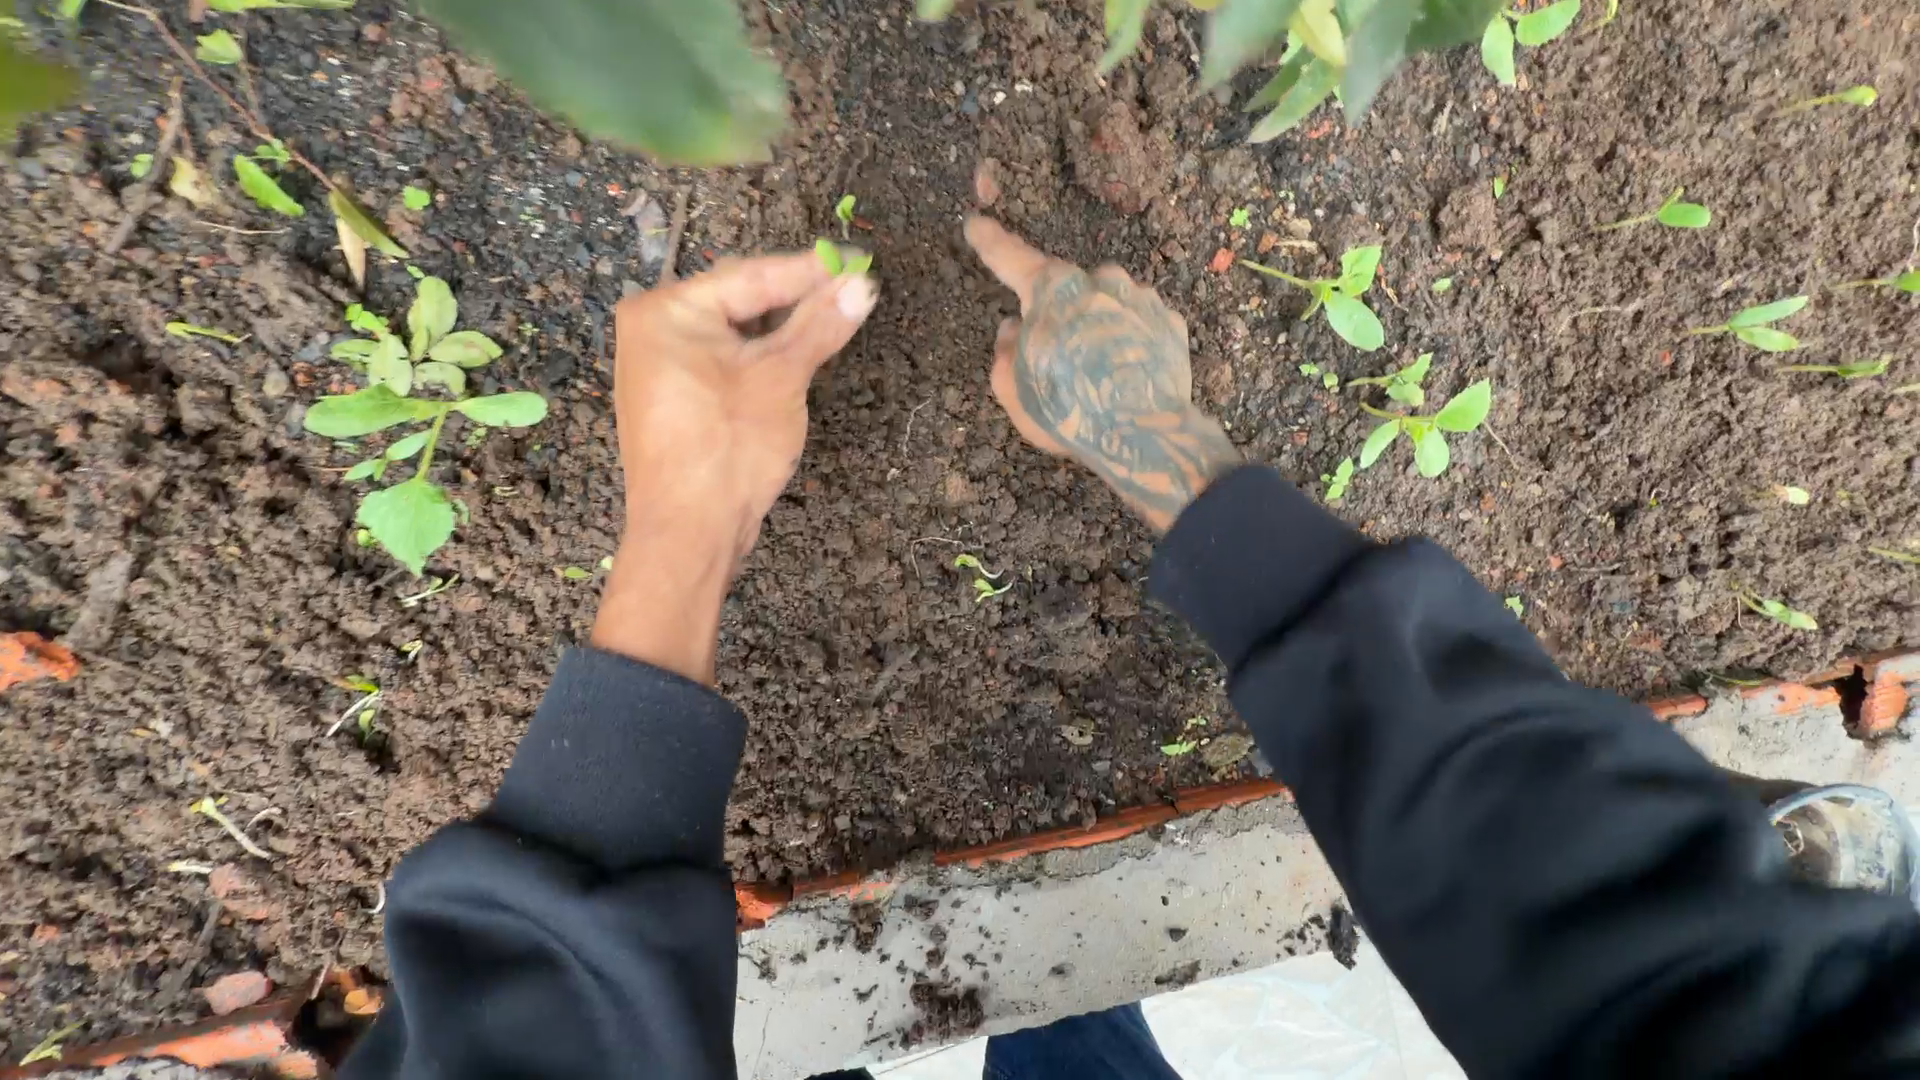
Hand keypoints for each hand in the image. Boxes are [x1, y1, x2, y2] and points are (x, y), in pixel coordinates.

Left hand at [592, 255, 876, 682]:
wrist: (691, 530)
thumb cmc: (729, 444)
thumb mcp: (781, 377)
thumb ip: (820, 326)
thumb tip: (863, 285)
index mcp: (666, 310)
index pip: (751, 277)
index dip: (811, 271)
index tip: (857, 261)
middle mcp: (653, 330)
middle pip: (740, 301)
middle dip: (797, 298)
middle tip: (850, 286)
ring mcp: (660, 368)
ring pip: (735, 335)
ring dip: (784, 330)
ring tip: (833, 316)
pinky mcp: (677, 401)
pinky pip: (726, 363)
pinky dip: (762, 359)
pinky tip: (797, 356)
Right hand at [964, 217, 1241, 530]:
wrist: (1145, 436)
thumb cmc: (1067, 410)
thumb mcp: (1011, 388)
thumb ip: (1005, 350)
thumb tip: (1014, 328)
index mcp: (1053, 289)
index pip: (1011, 257)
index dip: (990, 241)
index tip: (975, 223)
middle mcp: (1100, 279)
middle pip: (1066, 291)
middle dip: (1056, 317)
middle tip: (1054, 361)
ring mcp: (1141, 298)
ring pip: (1105, 306)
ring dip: (1094, 331)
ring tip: (1094, 378)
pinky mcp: (1171, 322)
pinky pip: (1136, 325)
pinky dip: (1126, 343)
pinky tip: (1123, 376)